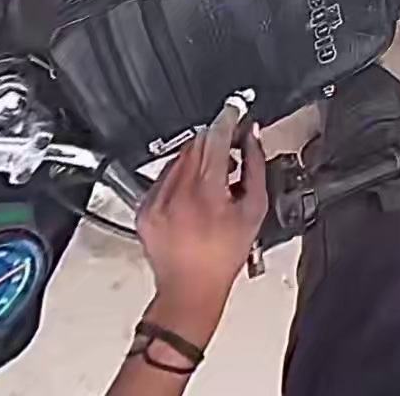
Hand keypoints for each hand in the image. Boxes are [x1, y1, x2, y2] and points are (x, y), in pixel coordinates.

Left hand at [134, 101, 268, 341]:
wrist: (189, 292)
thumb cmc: (224, 257)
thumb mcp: (254, 210)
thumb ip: (255, 166)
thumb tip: (251, 136)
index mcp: (206, 192)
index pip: (215, 138)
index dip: (228, 119)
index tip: (236, 109)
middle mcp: (176, 193)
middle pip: (197, 143)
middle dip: (216, 139)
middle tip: (231, 148)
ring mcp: (157, 200)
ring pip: (180, 156)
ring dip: (200, 157)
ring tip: (214, 178)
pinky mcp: (144, 208)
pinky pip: (165, 175)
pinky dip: (181, 175)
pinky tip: (194, 194)